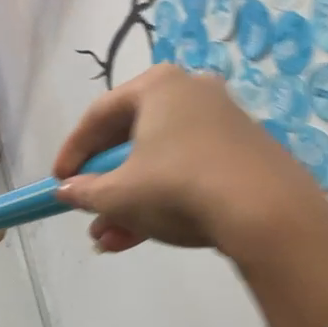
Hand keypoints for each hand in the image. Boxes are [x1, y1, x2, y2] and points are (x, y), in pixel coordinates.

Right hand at [53, 65, 327, 266]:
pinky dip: (163, 201)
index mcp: (158, 86)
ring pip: (160, 162)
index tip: (58, 181)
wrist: (269, 214)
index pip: (99, 115)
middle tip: (87, 212)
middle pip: (131, 139)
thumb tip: (67, 191)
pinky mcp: (247, 155)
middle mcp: (193, 92)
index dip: (73, 152)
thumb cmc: (178, 187)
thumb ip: (86, 191)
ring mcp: (224, 123)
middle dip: (105, 184)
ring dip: (130, 201)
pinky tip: (142, 237)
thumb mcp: (119, 194)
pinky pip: (189, 173)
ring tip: (108, 240)